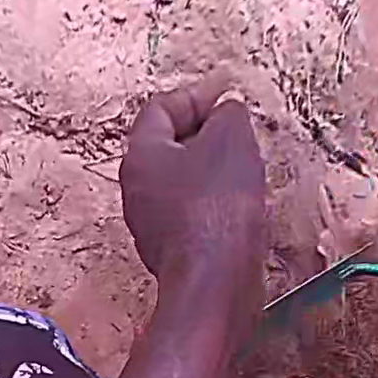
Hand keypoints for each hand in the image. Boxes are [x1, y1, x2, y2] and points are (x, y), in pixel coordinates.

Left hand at [119, 73, 265, 307]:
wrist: (214, 281)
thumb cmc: (216, 206)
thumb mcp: (231, 138)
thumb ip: (227, 113)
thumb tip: (226, 113)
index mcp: (140, 157)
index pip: (161, 109)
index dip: (197, 96)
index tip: (227, 97)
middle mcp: (136, 193)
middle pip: (168, 150)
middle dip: (203, 136)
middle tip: (235, 133)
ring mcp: (150, 228)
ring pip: (180, 186)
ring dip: (210, 174)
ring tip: (241, 170)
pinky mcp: (171, 254)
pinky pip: (190, 217)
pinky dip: (211, 206)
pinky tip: (236, 208)